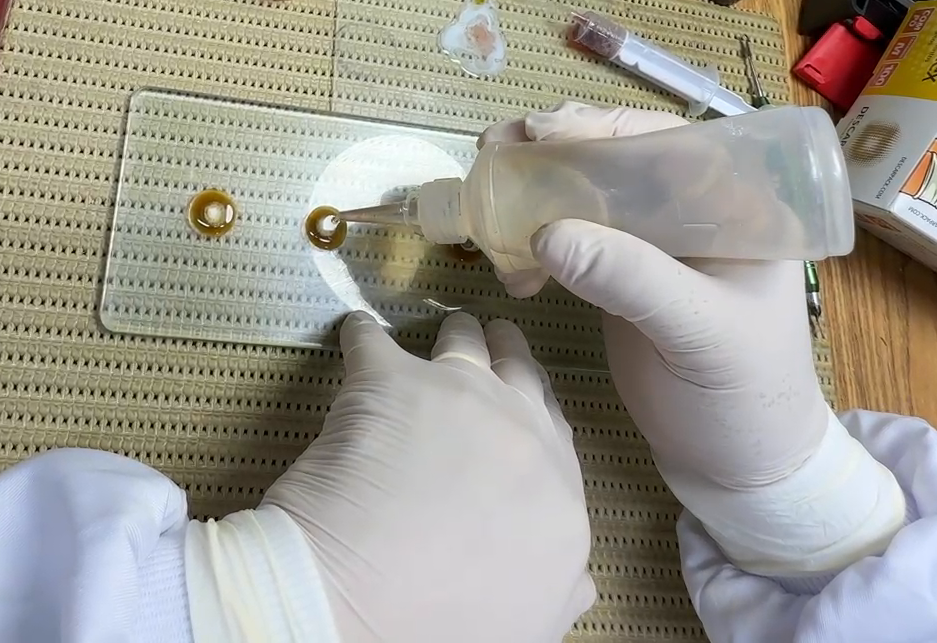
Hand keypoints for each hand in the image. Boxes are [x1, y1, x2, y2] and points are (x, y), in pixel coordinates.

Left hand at [263, 312, 594, 642]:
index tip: (525, 400)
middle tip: (501, 335)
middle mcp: (519, 433)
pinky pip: (372, 339)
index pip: (556, 437)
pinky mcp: (390, 377)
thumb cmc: (442, 624)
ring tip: (454, 324)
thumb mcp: (528, 622)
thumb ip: (558, 585)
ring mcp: (458, 396)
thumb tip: (578, 572)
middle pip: (522, 375)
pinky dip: (363, 333)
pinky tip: (357, 329)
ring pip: (465, 342)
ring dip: (460, 330)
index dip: (537, 412)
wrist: (361, 601)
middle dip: (512, 351)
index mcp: (559, 500)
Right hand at [483, 103, 904, 575]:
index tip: (539, 132)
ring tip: (486, 192)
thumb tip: (547, 233)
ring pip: (581, 188)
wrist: (737, 465)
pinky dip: (528, 236)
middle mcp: (688, 209)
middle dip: (550, 147)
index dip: (601, 125)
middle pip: (611, 154)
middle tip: (493, 148)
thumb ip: (631, 279)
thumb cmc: (743, 397)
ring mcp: (647, 238)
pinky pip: (564, 231)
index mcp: (733, 206)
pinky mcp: (615, 267)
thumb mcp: (700, 335)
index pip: (664, 139)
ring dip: (530, 187)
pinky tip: (505, 259)